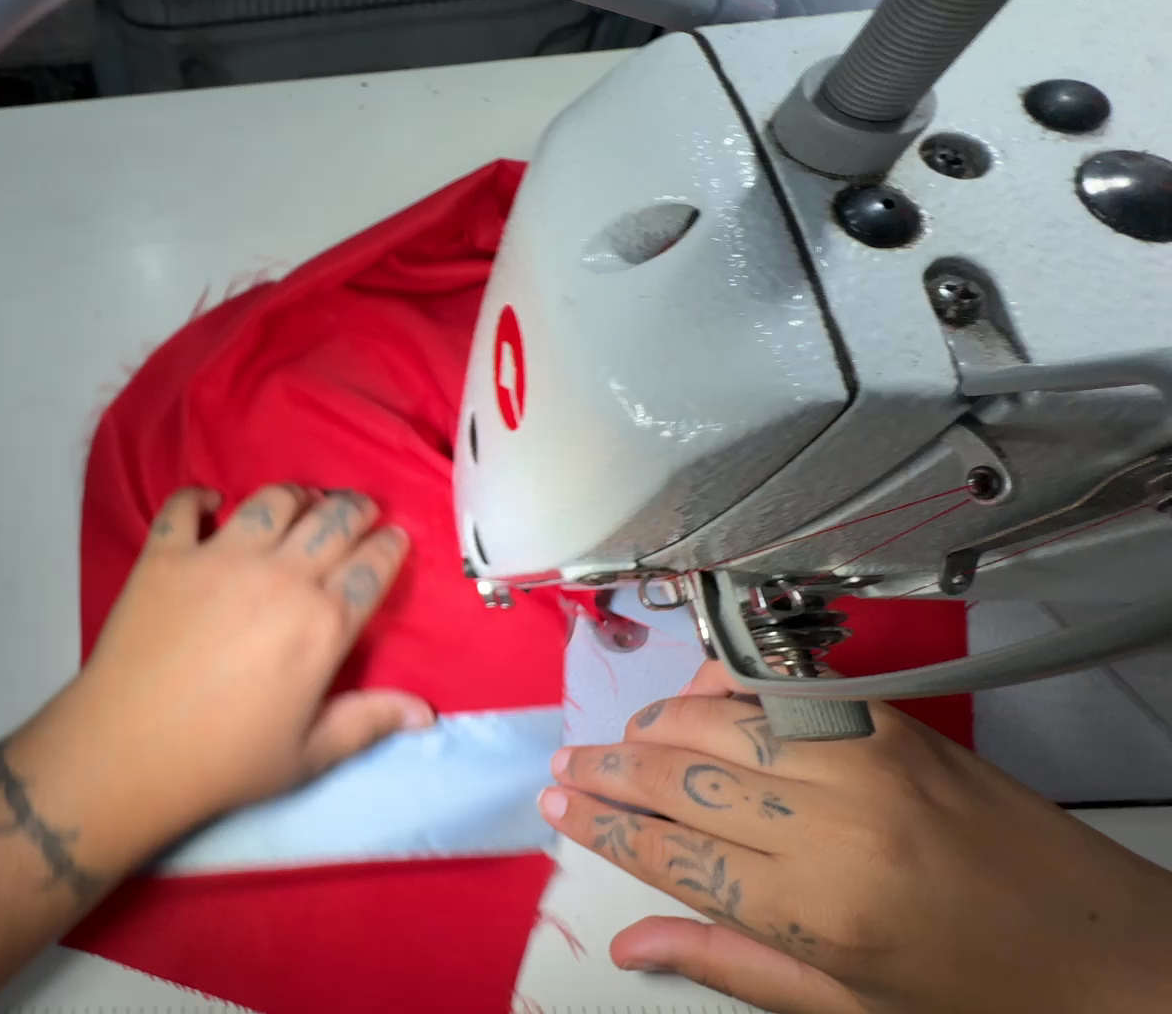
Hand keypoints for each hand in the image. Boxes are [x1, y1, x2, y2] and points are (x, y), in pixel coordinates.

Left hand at [47, 484, 429, 837]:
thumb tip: (426, 713)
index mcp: (322, 623)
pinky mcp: (165, 554)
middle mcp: (278, 576)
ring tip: (300, 502)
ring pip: (271, 501)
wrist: (128, 751)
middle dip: (355, 509)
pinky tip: (210, 503)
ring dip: (295, 496)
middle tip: (358, 511)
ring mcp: (217, 557)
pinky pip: (185, 506)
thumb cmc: (225, 760)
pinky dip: (199, 498)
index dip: (390, 547)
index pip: (373, 567)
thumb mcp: (308, 755)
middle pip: (332, 521)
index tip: (395, 538)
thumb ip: (368, 723)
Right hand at [537, 661, 1171, 1013]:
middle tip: (565, 768)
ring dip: (647, 729)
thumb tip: (632, 944)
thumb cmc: (987, 999)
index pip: (666, 851)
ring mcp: (860, 760)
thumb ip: (728, 960)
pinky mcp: (883, 723)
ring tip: (618, 745)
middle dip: (604, 771)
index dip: (598, 825)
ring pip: (708, 722)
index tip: (556, 805)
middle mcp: (831, 825)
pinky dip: (714, 689)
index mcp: (819, 910)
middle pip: (674, 778)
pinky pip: (768, 689)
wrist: (1133, 960)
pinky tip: (687, 701)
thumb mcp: (852, 1006)